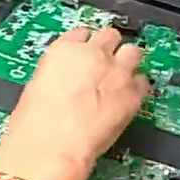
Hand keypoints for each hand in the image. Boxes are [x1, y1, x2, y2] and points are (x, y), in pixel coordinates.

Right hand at [0, 25, 148, 179]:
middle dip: (110, 47)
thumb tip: (66, 79)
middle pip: (111, 36)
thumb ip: (58, 73)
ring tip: (124, 76)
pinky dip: (138, 87)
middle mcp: (94, 54)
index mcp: (64, 50)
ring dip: (129, 61)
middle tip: (108, 62)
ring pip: (133, 52)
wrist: (52, 146)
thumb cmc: (35, 125)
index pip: (82, 33)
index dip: (86, 43)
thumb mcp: (37, 87)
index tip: (88, 50)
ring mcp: (117, 71)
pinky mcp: (134, 93)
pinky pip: (144, 81)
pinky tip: (130, 97)